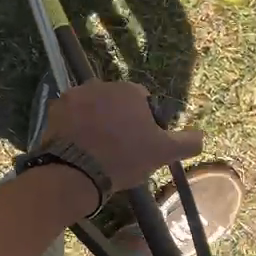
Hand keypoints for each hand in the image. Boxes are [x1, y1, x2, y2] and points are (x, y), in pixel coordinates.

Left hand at [37, 81, 202, 193]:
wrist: (76, 170)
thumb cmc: (124, 158)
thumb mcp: (163, 152)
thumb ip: (187, 142)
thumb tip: (202, 136)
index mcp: (127, 90)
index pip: (141, 100)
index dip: (143, 121)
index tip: (139, 141)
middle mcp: (98, 85)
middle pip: (113, 101)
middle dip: (117, 118)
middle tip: (118, 146)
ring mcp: (73, 95)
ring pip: (91, 107)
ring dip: (94, 120)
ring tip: (96, 148)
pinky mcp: (53, 109)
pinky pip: (70, 115)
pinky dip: (74, 126)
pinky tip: (78, 146)